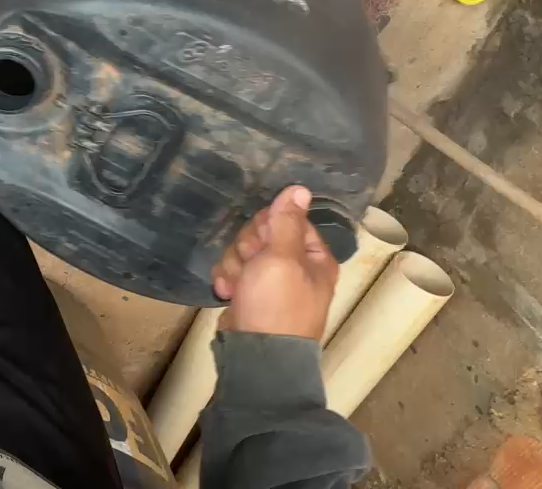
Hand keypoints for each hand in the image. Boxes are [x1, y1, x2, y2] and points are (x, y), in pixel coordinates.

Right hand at [213, 185, 337, 339]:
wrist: (258, 352)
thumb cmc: (276, 303)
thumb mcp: (282, 258)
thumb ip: (286, 222)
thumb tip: (300, 188)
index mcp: (313, 256)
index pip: (287, 219)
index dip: (268, 226)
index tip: (262, 242)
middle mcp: (296, 265)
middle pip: (260, 233)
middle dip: (247, 247)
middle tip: (251, 265)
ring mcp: (272, 280)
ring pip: (242, 250)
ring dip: (234, 265)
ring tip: (239, 286)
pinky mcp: (252, 291)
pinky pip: (233, 270)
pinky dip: (228, 280)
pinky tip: (230, 293)